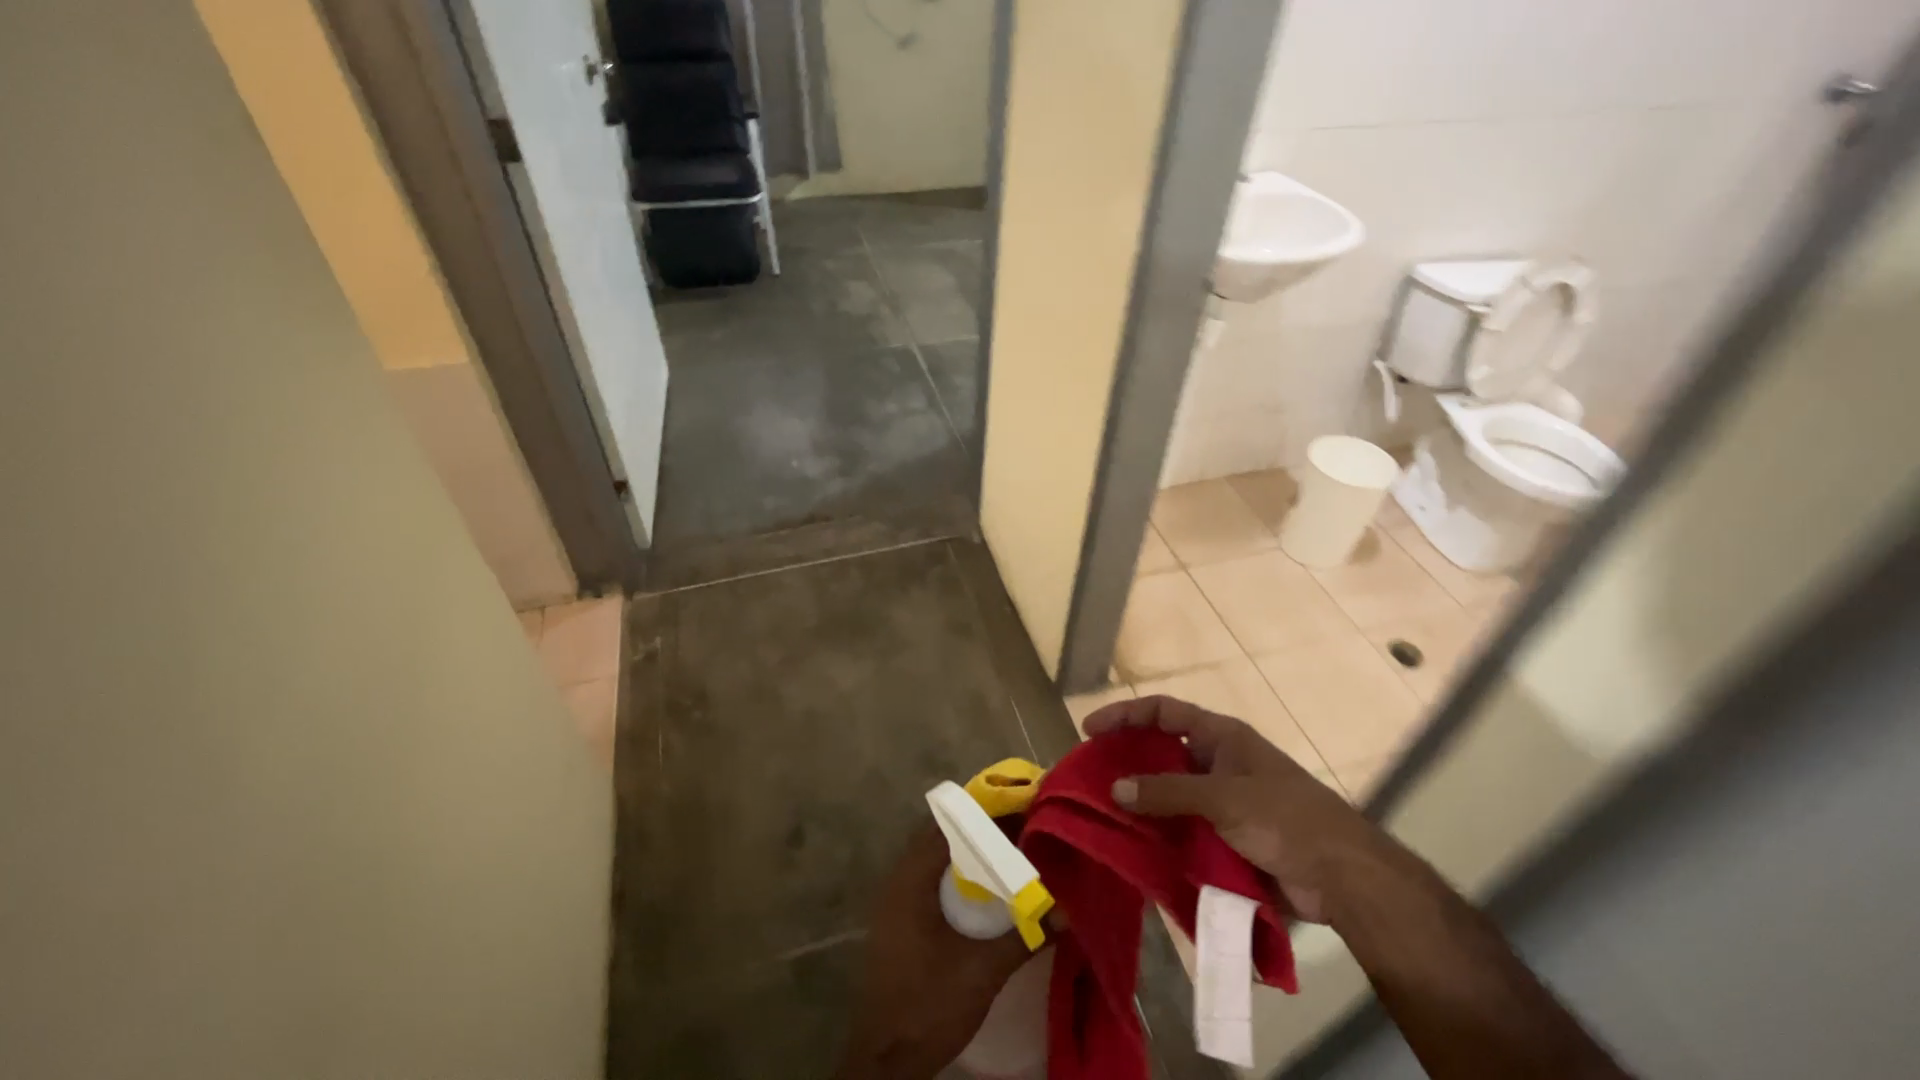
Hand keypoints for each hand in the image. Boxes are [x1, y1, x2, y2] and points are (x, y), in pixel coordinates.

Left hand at [835, 821, 1034, 1079]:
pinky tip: (992, 894)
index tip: (1024, 807)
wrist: (886, 1060)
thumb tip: (1068, 911)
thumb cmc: (929, 1004)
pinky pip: (934, 884)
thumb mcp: (983, 970)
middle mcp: (898, 882)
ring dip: (973, 856)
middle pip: (943, 838)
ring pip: (938, 862)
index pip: (948, 823)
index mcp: (909, 881)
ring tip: (1016, 856)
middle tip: (1027, 831)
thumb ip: (1025, 935)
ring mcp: (896, 905)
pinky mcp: (901, 925)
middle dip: (984, 832)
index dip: (986, 812)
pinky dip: (962, 879)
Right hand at [1085, 694, 1422, 924]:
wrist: (1341, 876)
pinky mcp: (1226, 838)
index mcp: (1222, 738)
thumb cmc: (1286, 819)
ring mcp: (1223, 802)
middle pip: (1162, 753)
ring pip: (1169, 796)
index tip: (1089, 731)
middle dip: (1126, 763)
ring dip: (1139, 804)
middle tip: (1088, 779)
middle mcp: (1219, 764)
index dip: (1126, 715)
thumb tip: (1115, 787)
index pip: (1164, 711)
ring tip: (1100, 817)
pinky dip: (1158, 835)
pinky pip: (1182, 830)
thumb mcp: (1223, 798)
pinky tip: (1132, 848)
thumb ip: (1167, 792)